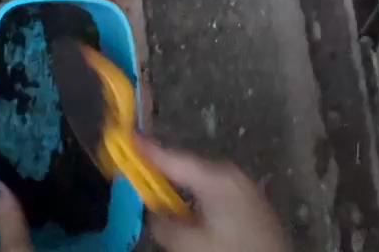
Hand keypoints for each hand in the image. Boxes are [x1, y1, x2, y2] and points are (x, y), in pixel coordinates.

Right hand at [140, 136, 293, 251]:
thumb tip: (151, 213)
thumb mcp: (193, 246)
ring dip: (182, 190)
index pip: (172, 158)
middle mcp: (231, 174)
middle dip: (164, 174)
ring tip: (163, 198)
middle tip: (140, 175)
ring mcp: (245, 188)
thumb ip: (165, 226)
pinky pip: (216, 193)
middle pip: (187, 168)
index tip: (125, 136)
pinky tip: (192, 214)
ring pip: (202, 182)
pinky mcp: (252, 205)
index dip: (146, 149)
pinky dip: (199, 199)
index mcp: (216, 177)